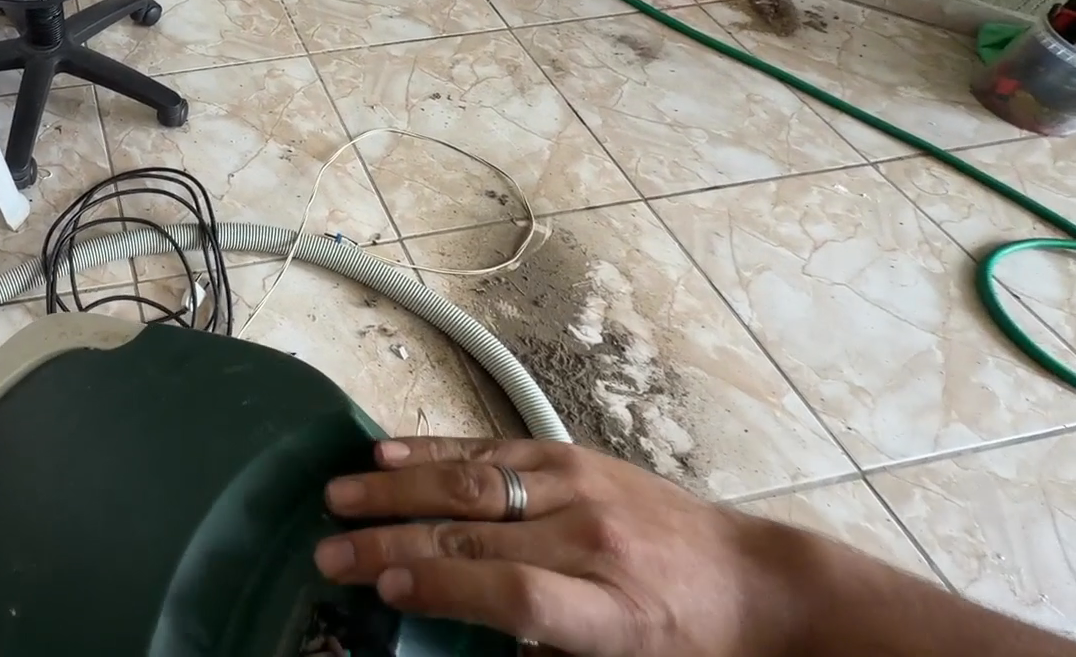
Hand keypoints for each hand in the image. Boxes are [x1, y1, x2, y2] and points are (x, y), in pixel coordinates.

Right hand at [311, 437, 804, 656]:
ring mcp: (574, 486)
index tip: (384, 591)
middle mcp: (589, 540)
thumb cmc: (692, 647)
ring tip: (338, 496)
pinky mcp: (564, 453)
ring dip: (394, 490)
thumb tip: (447, 628)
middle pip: (473, 535)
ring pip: (467, 482)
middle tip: (330, 552)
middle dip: (391, 543)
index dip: (444, 590)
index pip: (514, 594)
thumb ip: (541, 649)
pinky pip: (483, 450)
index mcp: (615, 613)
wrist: (757, 583)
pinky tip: (384, 453)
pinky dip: (427, 450)